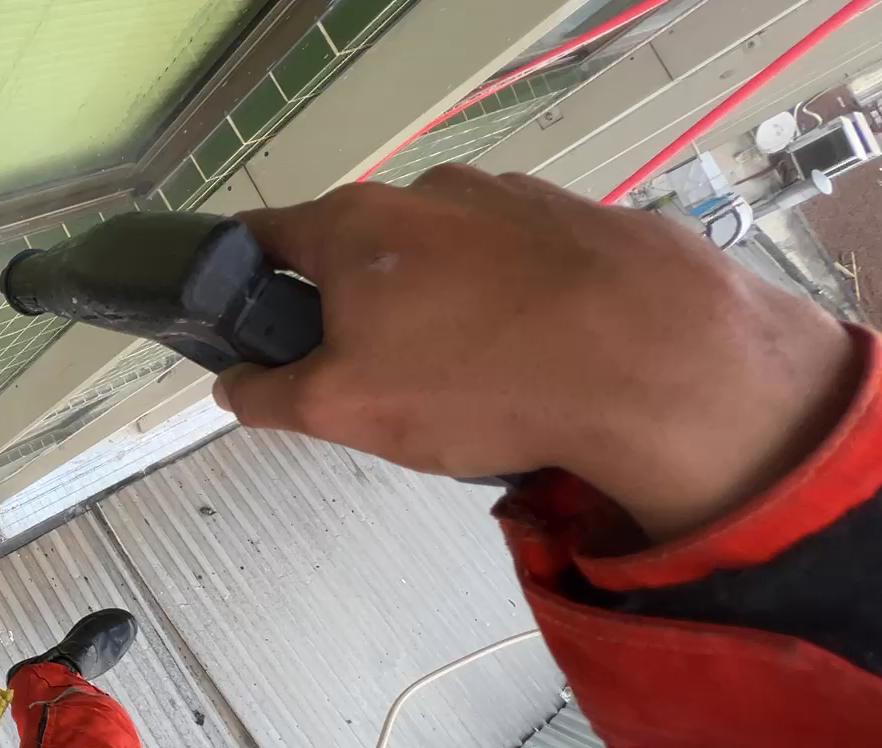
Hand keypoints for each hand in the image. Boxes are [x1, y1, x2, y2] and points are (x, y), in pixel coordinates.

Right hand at [214, 166, 861, 541]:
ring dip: (408, 307)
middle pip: (342, 254)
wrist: (663, 368)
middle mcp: (422, 190)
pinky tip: (509, 352)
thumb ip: (259, 396)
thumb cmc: (469, 383)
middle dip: (330, 312)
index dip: (235, 285)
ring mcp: (503, 194)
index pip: (257, 237)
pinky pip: (489, 262)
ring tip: (446, 373)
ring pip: (419, 258)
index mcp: (351, 225)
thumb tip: (231, 384)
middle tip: (354, 377)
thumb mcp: (332, 410)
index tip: (243, 333)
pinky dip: (477, 301)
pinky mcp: (568, 216)